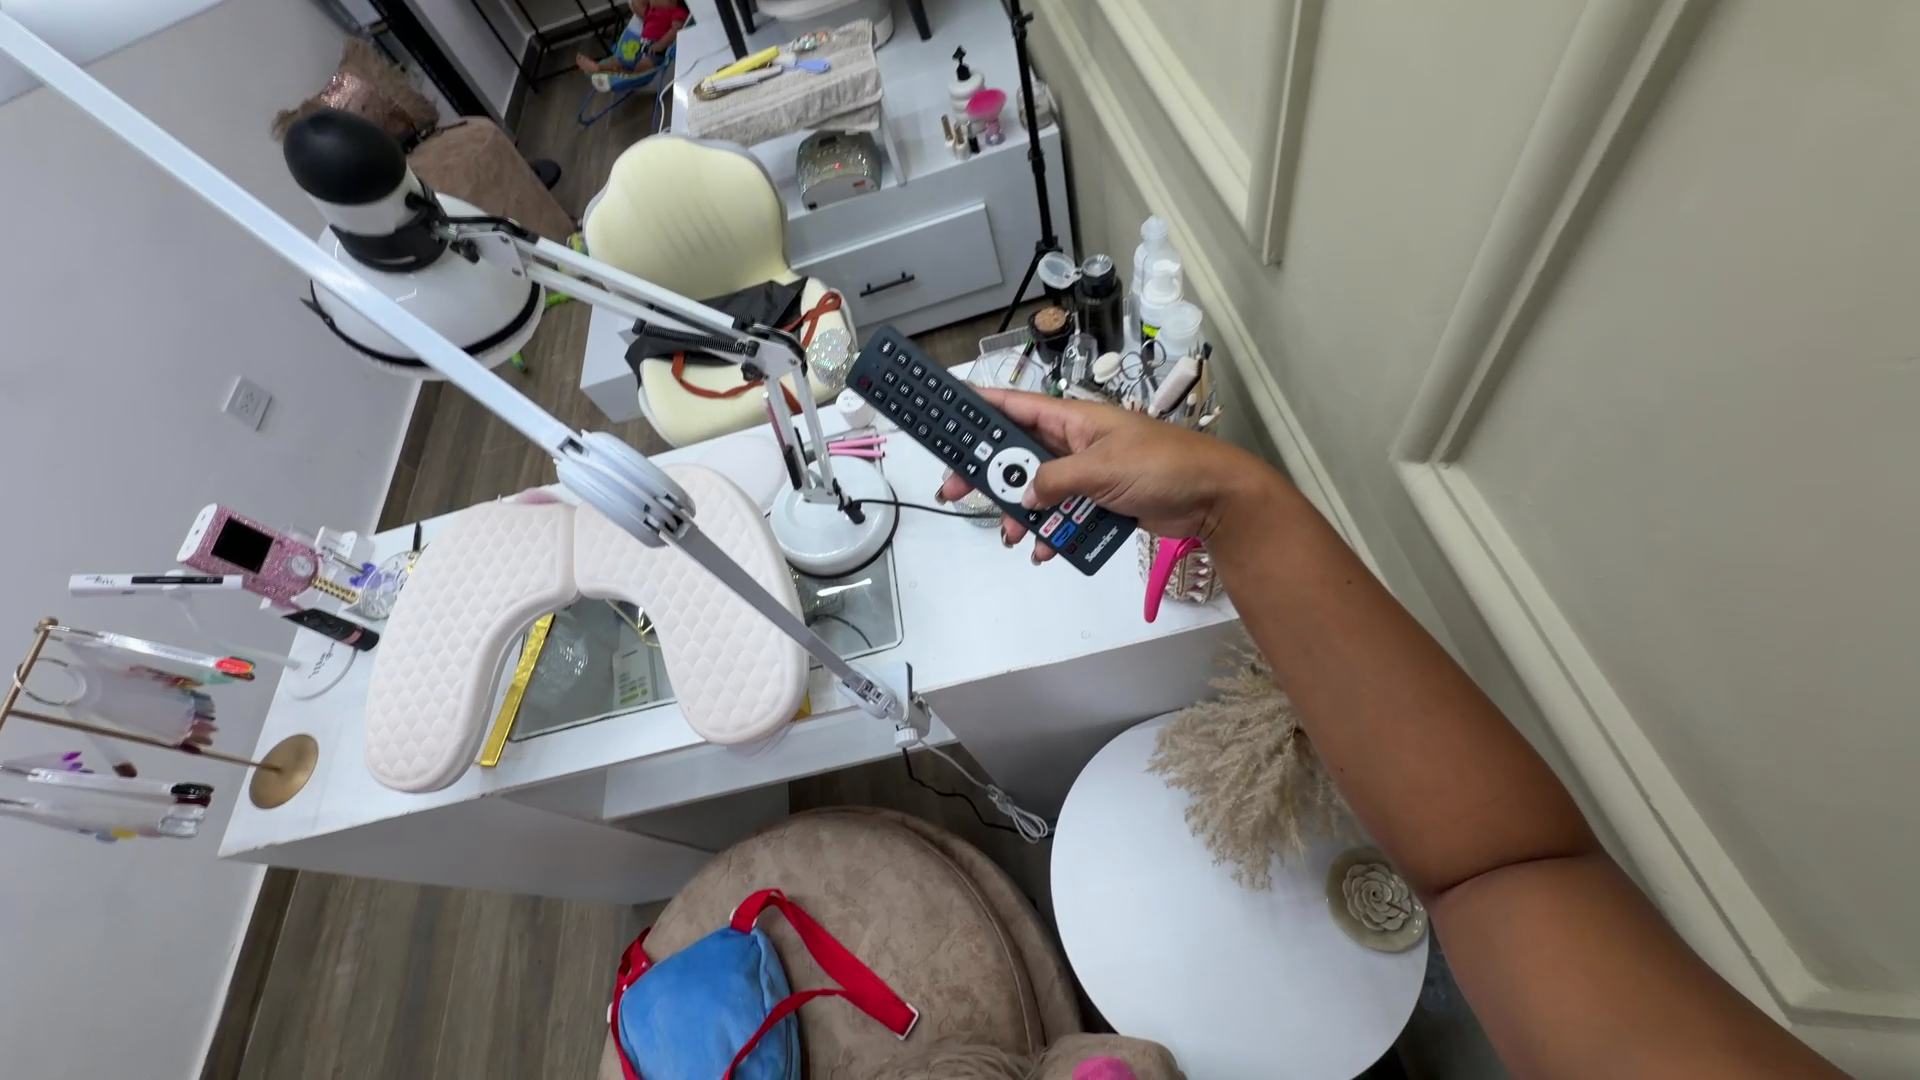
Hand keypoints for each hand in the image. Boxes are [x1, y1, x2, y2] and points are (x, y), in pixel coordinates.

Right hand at [935, 388, 1286, 562]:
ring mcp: (1086, 475)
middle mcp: (1073, 444)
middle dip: (988, 475)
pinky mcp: (1099, 502)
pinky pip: (1064, 516)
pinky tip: (1046, 550)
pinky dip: (1053, 533)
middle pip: (1018, 456)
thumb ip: (1056, 480)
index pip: (1015, 407)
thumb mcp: (1102, 468)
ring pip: (1038, 491)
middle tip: (953, 490)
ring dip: (1024, 514)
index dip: (979, 407)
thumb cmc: (1163, 466)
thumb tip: (1025, 495)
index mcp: (1073, 420)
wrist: (1213, 499)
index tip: (945, 412)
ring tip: (1014, 536)